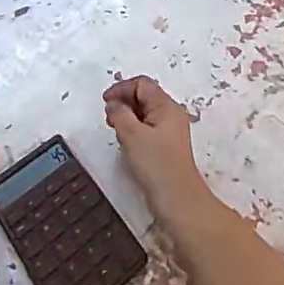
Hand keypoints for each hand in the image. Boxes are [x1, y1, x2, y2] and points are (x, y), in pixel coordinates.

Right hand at [103, 76, 213, 223]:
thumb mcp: (133, 135)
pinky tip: (125, 142)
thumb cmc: (156, 164)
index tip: (105, 102)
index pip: (142, 84)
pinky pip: (147, 129)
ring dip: (127, 117)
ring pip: (144, 113)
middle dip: (124, 102)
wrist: (178, 200)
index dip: (122, 88)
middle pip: (144, 96)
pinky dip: (133, 130)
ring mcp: (169, 131)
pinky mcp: (165, 147)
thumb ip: (119, 114)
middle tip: (108, 117)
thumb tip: (113, 103)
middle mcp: (170, 114)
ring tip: (115, 130)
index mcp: (166, 106)